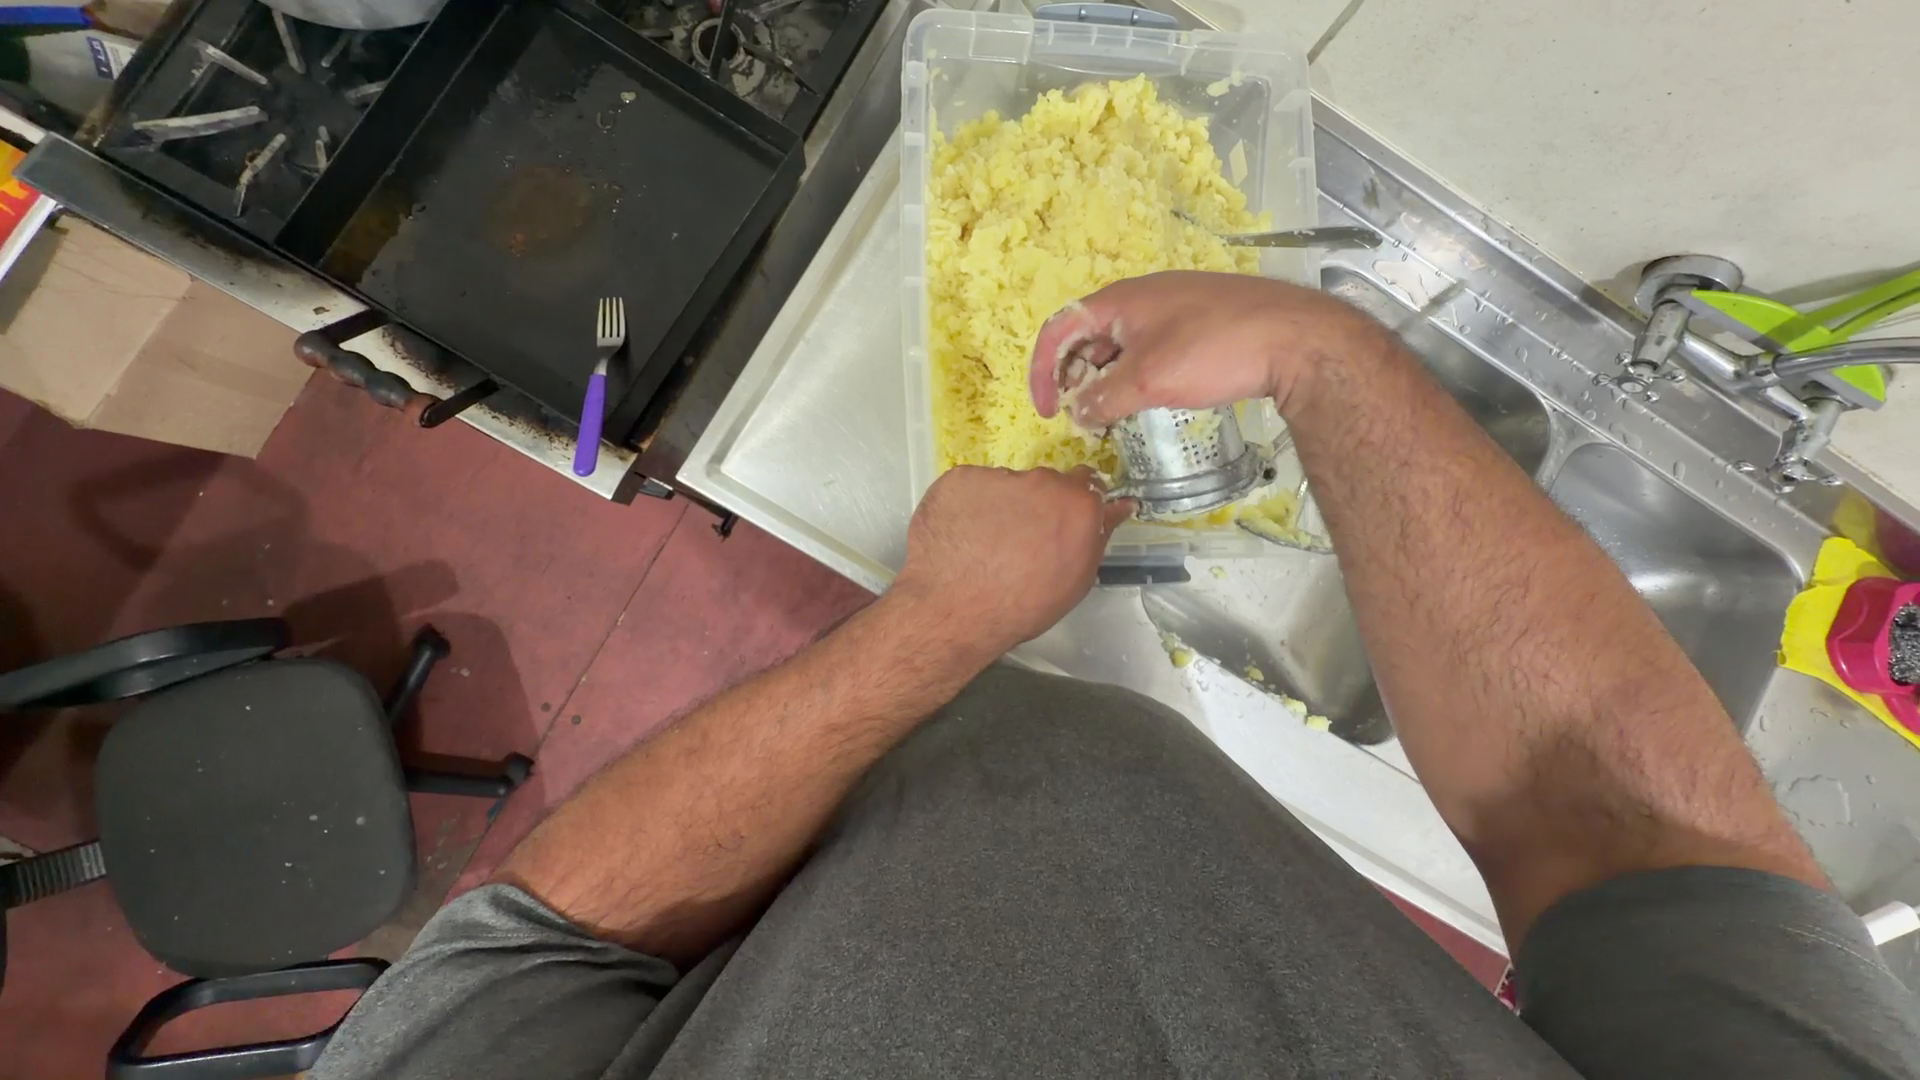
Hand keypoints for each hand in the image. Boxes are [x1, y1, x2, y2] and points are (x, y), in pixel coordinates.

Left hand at [890, 465, 1132, 655]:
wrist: (954, 608)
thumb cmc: (1024, 605)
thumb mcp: (1076, 579)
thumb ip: (1098, 535)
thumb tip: (1119, 506)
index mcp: (1078, 504)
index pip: (1087, 486)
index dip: (1074, 506)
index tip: (1062, 523)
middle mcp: (1041, 481)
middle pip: (1046, 484)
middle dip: (1038, 506)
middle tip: (1021, 541)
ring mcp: (998, 477)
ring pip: (1007, 486)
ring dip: (1002, 505)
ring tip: (985, 543)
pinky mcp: (960, 479)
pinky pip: (972, 488)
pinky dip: (969, 506)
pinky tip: (961, 535)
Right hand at [1028, 270, 1385, 428]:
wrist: (1296, 337)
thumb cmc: (1214, 349)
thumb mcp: (1148, 380)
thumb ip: (1102, 398)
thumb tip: (1077, 413)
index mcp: (1120, 300)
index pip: (1059, 329)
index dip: (1043, 371)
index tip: (1048, 410)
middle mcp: (1142, 297)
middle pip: (1087, 336)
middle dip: (1075, 378)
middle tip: (1081, 417)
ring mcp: (1172, 308)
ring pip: (1119, 344)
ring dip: (1105, 380)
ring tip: (1110, 416)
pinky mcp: (1198, 323)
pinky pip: (1148, 348)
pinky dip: (1134, 375)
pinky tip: (1148, 400)